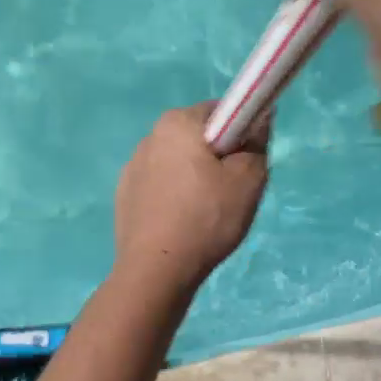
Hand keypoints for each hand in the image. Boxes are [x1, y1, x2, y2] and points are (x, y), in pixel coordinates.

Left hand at [114, 103, 267, 289]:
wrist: (156, 269)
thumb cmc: (207, 218)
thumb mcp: (250, 179)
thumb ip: (257, 142)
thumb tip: (256, 120)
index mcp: (177, 122)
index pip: (221, 111)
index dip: (241, 133)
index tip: (247, 163)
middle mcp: (149, 136)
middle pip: (197, 137)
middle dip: (217, 158)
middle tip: (231, 192)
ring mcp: (131, 167)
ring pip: (177, 163)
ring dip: (193, 179)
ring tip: (204, 215)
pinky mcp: (124, 195)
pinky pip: (159, 186)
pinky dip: (173, 198)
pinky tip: (180, 224)